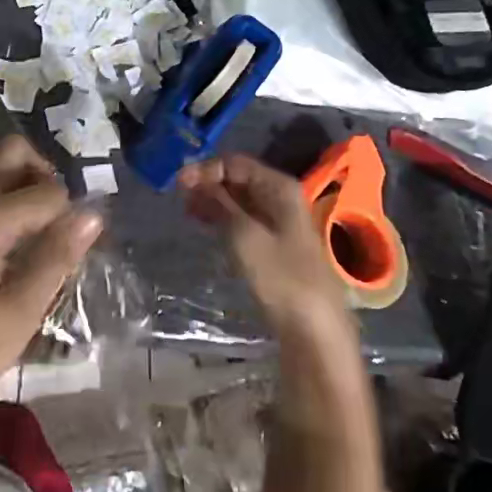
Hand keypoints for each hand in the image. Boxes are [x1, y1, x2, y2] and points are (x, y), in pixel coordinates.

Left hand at [0, 136, 102, 412]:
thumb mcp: (18, 313)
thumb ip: (56, 257)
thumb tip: (93, 214)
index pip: (50, 192)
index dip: (68, 219)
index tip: (66, 255)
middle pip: (14, 149)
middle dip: (44, 174)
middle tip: (54, 220)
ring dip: (22, 180)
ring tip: (36, 228)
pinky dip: (2, 191)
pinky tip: (9, 236)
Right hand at [178, 155, 354, 351]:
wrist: (314, 328)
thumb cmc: (280, 276)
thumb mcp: (243, 235)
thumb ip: (218, 203)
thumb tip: (195, 178)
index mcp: (279, 187)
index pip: (235, 162)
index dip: (205, 169)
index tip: (178, 185)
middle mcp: (282, 197)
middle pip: (239, 179)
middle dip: (208, 184)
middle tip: (180, 199)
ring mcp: (281, 222)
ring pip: (241, 201)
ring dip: (214, 202)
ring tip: (189, 213)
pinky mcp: (276, 246)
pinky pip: (245, 221)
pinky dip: (225, 220)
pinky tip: (209, 228)